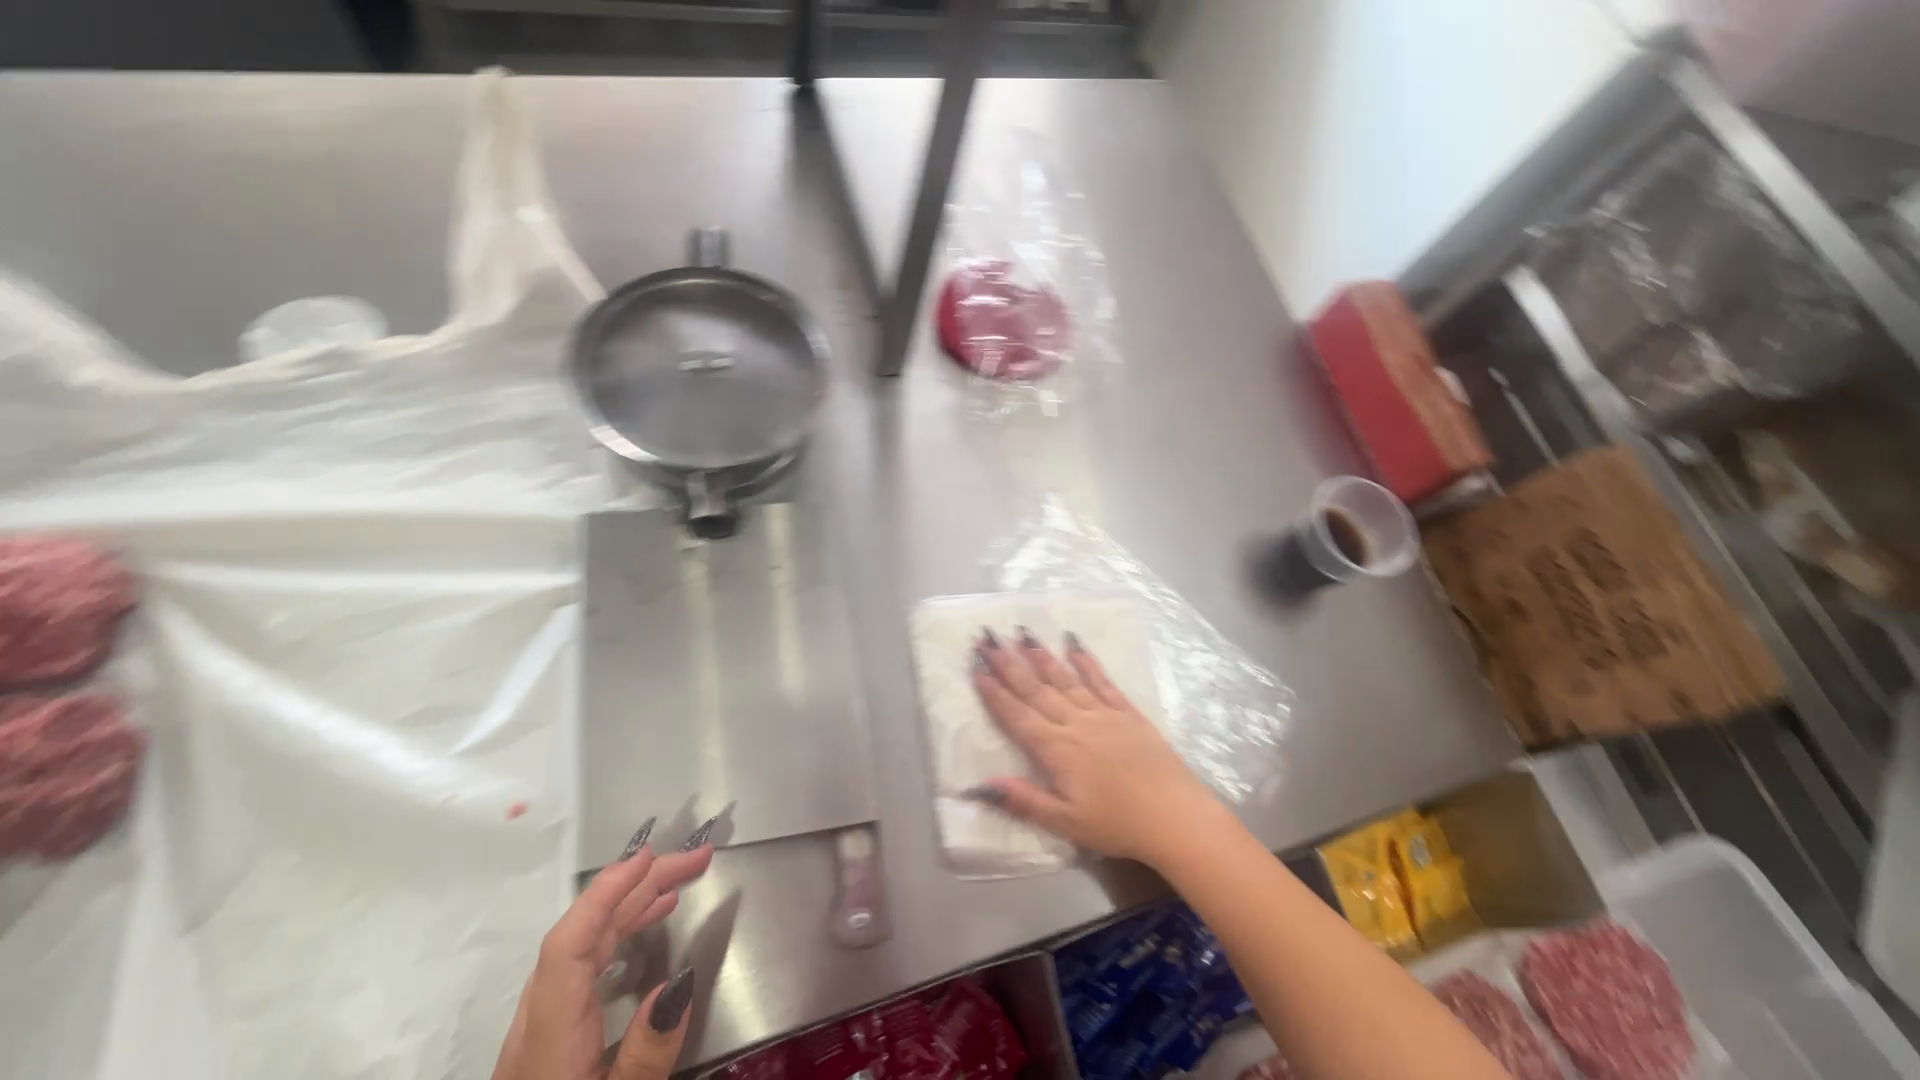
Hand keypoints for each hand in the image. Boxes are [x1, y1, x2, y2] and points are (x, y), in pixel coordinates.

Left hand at [492, 838, 714, 1079]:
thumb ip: (645, 1055)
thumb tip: (676, 984)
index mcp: (547, 1037)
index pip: (569, 944)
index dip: (607, 892)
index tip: (651, 856)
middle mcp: (536, 1022)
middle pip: (581, 935)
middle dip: (637, 887)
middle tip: (697, 859)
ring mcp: (539, 1028)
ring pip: (582, 947)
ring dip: (631, 907)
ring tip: (680, 882)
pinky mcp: (550, 1037)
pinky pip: (584, 967)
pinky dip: (619, 935)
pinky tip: (649, 928)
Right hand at [968, 628, 1225, 866]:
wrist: (1176, 817)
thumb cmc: (1118, 824)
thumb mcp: (1066, 823)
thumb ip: (1024, 801)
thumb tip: (981, 785)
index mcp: (1058, 751)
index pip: (1018, 716)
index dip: (996, 693)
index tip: (976, 670)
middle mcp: (1077, 725)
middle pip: (1037, 690)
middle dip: (1010, 664)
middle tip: (989, 639)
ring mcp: (1105, 715)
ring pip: (1067, 680)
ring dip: (1043, 657)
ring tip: (1024, 634)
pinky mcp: (1130, 714)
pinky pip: (1104, 683)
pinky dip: (1088, 663)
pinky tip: (1076, 647)